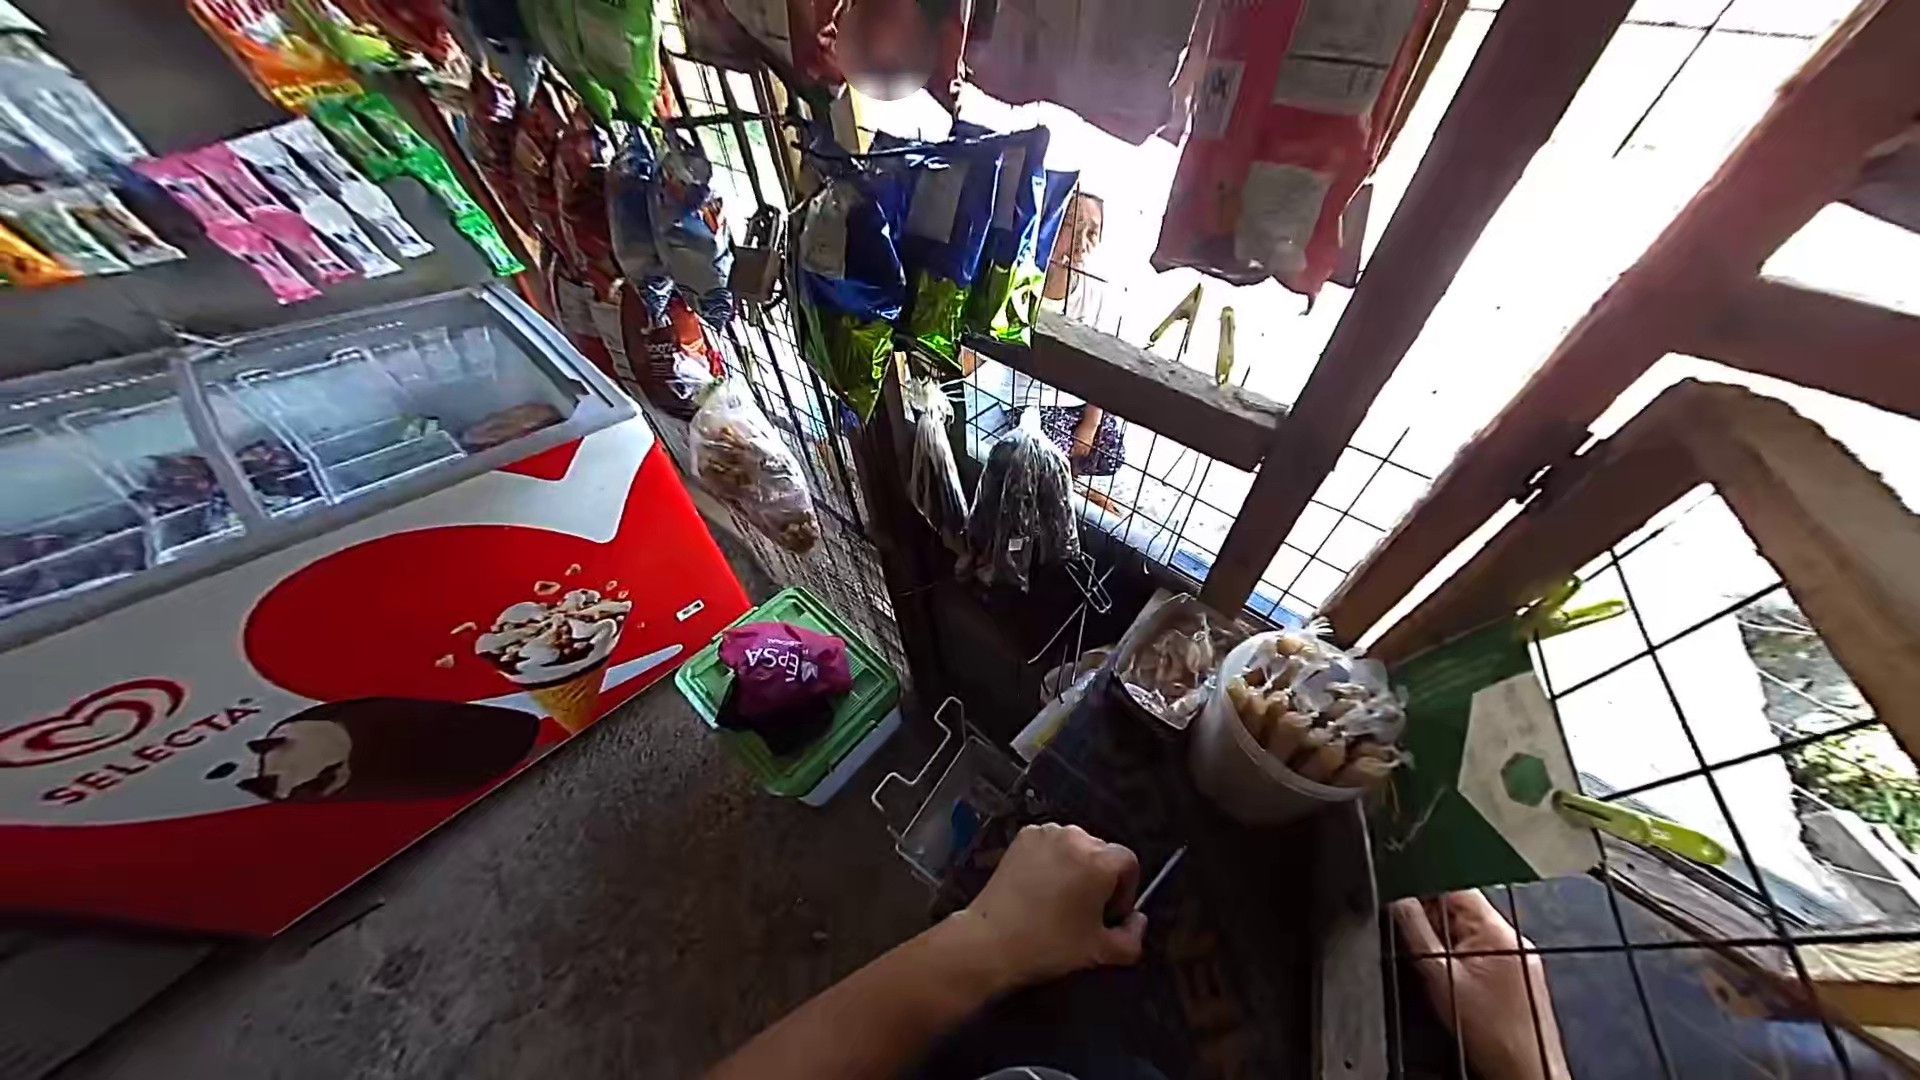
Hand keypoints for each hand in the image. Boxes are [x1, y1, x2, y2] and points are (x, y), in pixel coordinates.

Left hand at [954, 823, 1146, 992]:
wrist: (993, 938)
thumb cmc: (1051, 944)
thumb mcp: (1101, 952)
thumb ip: (1132, 937)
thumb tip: (1138, 920)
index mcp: (1098, 859)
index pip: (1128, 861)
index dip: (1126, 889)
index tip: (1111, 914)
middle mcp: (1074, 836)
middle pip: (1102, 851)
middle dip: (1101, 878)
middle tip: (1087, 910)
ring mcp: (1045, 832)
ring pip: (1075, 845)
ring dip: (1076, 865)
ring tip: (1061, 898)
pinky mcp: (1022, 835)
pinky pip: (1050, 843)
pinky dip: (1052, 858)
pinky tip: (1040, 885)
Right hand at [1392, 892, 1571, 1079]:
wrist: (1527, 1079)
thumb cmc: (1493, 1036)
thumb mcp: (1438, 973)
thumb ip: (1413, 926)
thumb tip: (1393, 893)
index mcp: (1497, 931)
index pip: (1452, 883)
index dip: (1420, 879)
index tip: (1397, 886)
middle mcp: (1511, 939)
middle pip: (1455, 903)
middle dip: (1428, 914)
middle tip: (1416, 938)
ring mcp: (1515, 957)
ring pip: (1461, 926)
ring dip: (1440, 936)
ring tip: (1436, 965)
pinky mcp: (1512, 974)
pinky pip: (1472, 946)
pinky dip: (1453, 952)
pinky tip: (1449, 975)